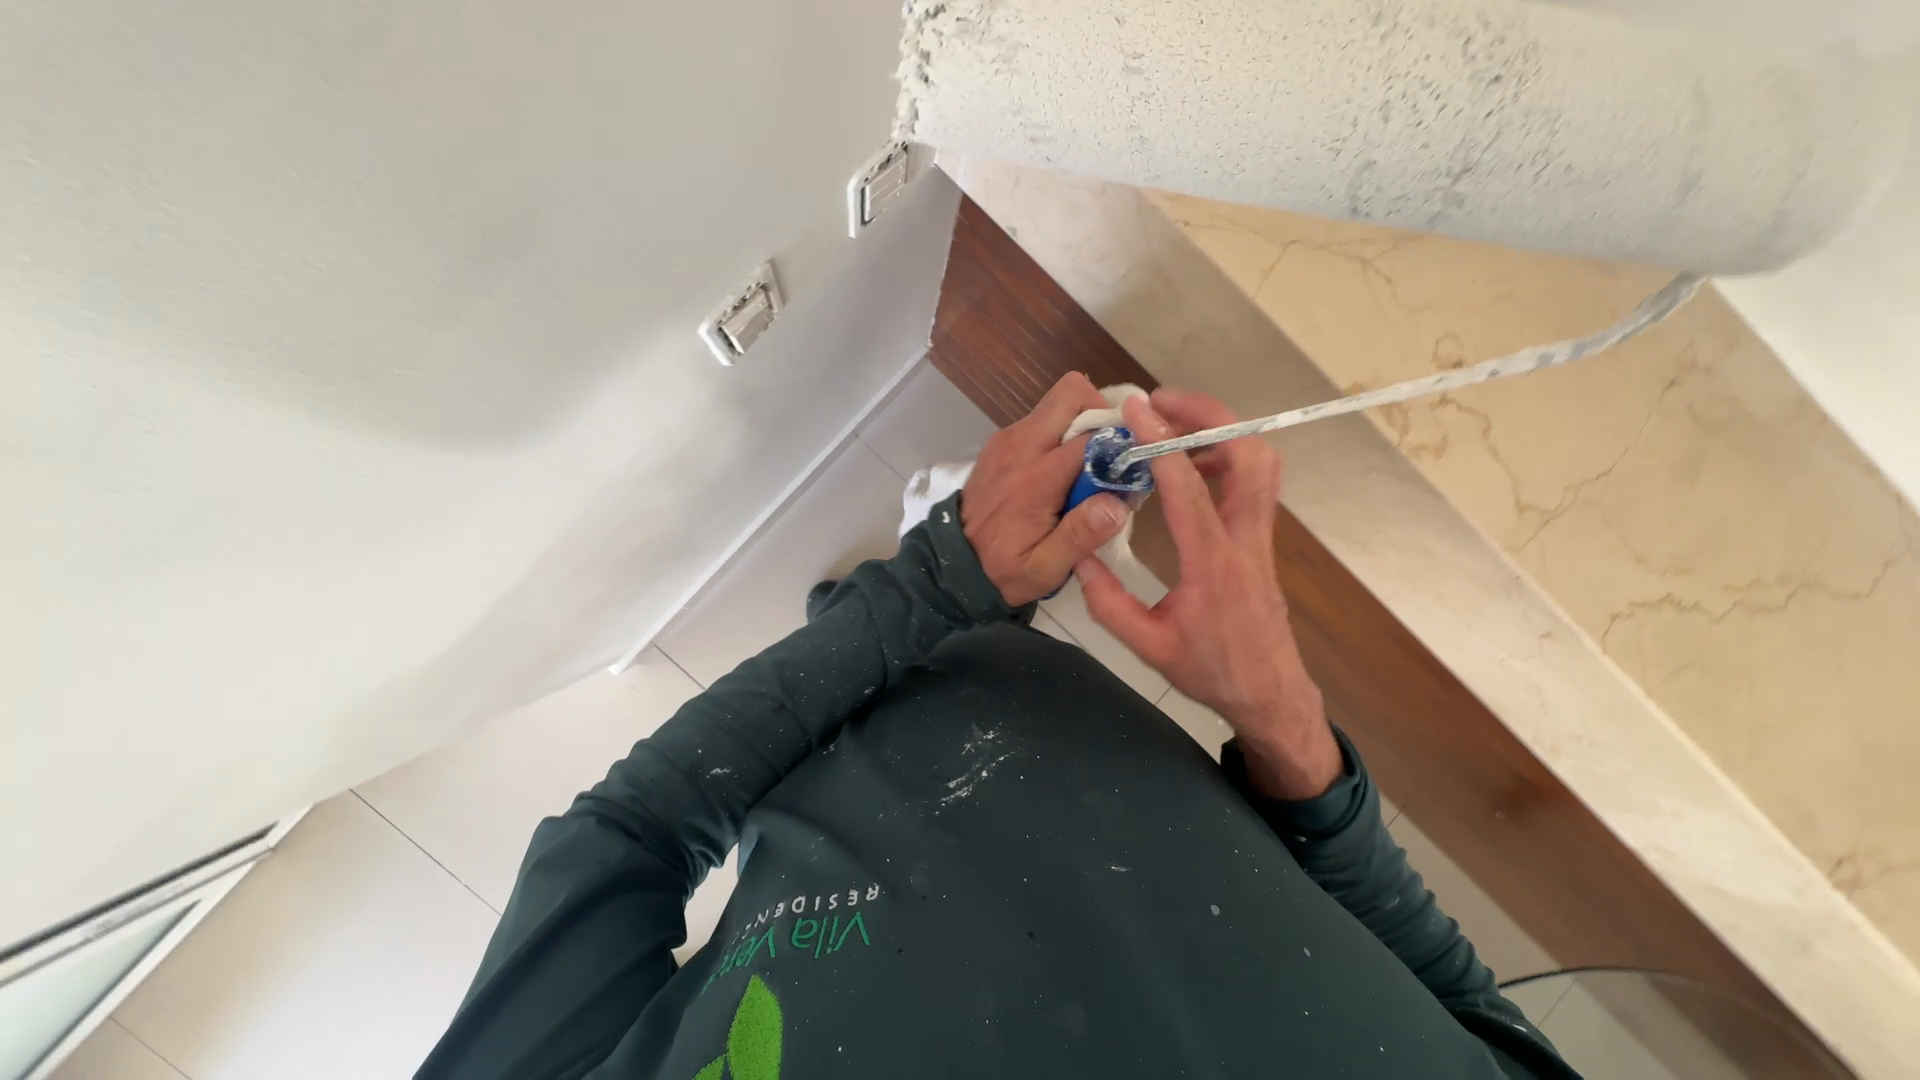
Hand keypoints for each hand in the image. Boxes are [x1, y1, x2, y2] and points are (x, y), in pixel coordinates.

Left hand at [962, 373, 1131, 607]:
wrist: (951, 566)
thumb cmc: (1002, 570)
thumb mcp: (1045, 568)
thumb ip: (1081, 534)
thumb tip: (1118, 503)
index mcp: (1035, 477)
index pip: (1092, 435)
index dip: (1121, 446)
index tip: (1131, 471)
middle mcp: (1020, 445)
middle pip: (1071, 392)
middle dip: (1101, 414)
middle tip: (1110, 455)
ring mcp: (1007, 439)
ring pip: (1057, 402)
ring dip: (1081, 424)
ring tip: (1088, 468)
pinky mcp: (1000, 442)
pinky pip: (1040, 419)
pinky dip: (1060, 434)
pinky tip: (1062, 473)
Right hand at [1075, 388, 1340, 799]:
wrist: (1269, 693)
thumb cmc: (1210, 671)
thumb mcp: (1148, 646)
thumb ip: (1108, 603)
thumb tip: (1078, 559)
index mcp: (1212, 565)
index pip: (1188, 488)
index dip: (1161, 443)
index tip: (1137, 409)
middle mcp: (1245, 540)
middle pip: (1249, 455)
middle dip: (1210, 416)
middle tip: (1163, 403)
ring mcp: (1260, 537)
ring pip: (1261, 463)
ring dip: (1222, 432)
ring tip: (1174, 426)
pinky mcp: (1262, 540)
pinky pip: (1254, 482)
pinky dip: (1227, 457)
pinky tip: (1191, 466)